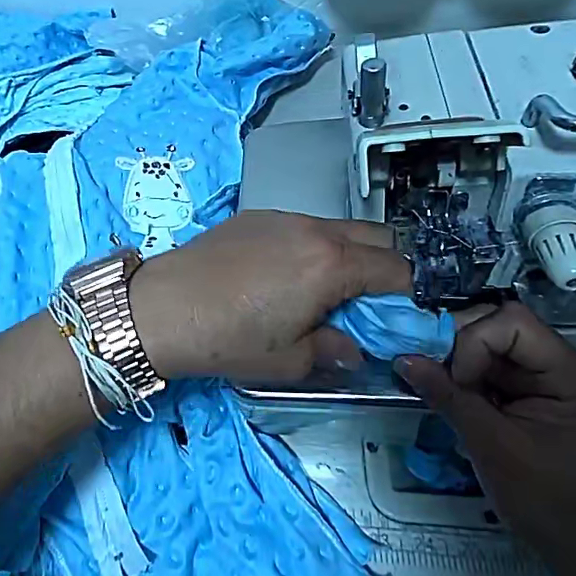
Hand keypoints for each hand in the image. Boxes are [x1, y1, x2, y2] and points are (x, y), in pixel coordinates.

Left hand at [129, 210, 410, 382]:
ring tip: (332, 287)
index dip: (412, 291)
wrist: (162, 307)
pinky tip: (291, 272)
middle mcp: (315, 231)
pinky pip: (306, 224)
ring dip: (352, 252)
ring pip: (341, 227)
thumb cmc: (227, 339)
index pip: (396, 268)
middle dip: (388, 265)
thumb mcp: (289, 360)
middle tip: (375, 299)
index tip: (410, 311)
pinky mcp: (260, 215)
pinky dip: (317, 244)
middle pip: (378, 236)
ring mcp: (286, 217)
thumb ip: (333, 351)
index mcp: (331, 265)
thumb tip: (352, 349)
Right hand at [395, 303, 575, 549]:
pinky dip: (474, 383)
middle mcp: (567, 367)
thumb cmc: (548, 503)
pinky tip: (457, 402)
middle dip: (463, 348)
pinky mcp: (541, 399)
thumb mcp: (493, 449)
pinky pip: (501, 374)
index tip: (457, 383)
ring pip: (497, 350)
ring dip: (464, 366)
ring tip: (443, 393)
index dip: (474, 340)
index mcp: (571, 373)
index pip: (513, 323)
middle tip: (437, 378)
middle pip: (504, 328)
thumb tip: (404, 359)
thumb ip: (449, 398)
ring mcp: (555, 383)